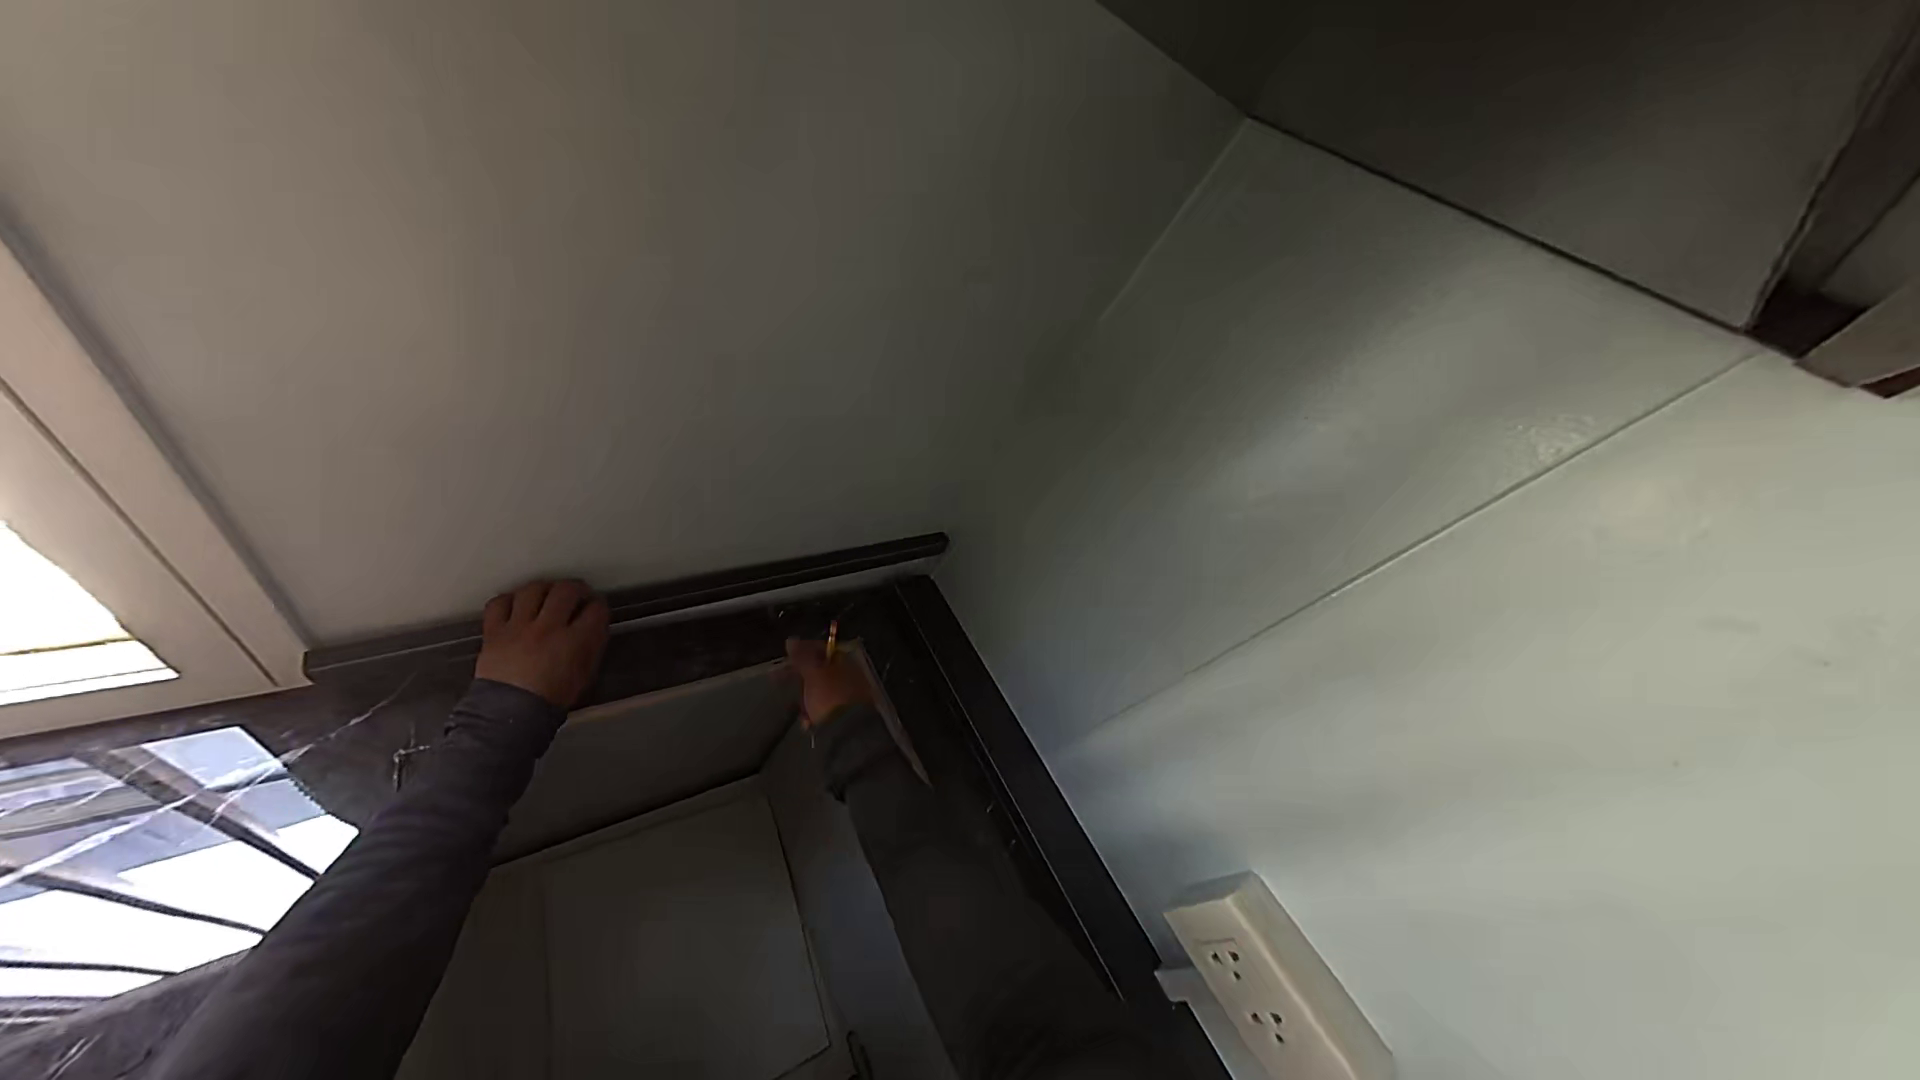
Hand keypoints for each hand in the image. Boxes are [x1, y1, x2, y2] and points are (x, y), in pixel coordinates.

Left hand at [475, 580, 609, 706]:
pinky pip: (500, 603)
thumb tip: (594, 626)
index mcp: (576, 640)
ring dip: (545, 588)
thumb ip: (592, 645)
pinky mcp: (494, 631)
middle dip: (577, 588)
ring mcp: (519, 628)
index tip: (597, 608)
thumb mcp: (585, 673)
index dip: (599, 605)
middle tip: (578, 593)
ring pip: (533, 590)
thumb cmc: (550, 698)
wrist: (509, 714)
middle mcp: (548, 628)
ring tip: (548, 594)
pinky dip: (510, 600)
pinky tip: (517, 604)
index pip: (596, 609)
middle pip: (566, 591)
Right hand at [785, 636, 874, 727]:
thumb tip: (791, 640)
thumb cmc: (830, 696)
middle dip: (800, 676)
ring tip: (795, 706)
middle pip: (820, 671)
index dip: (805, 649)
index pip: (824, 649)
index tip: (787, 653)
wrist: (848, 731)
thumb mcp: (814, 673)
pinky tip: (806, 723)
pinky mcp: (843, 718)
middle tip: (779, 678)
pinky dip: (812, 714)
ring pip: (820, 692)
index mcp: (845, 664)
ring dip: (804, 699)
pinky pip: (823, 711)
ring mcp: (847, 699)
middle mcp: (849, 678)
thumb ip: (802, 657)